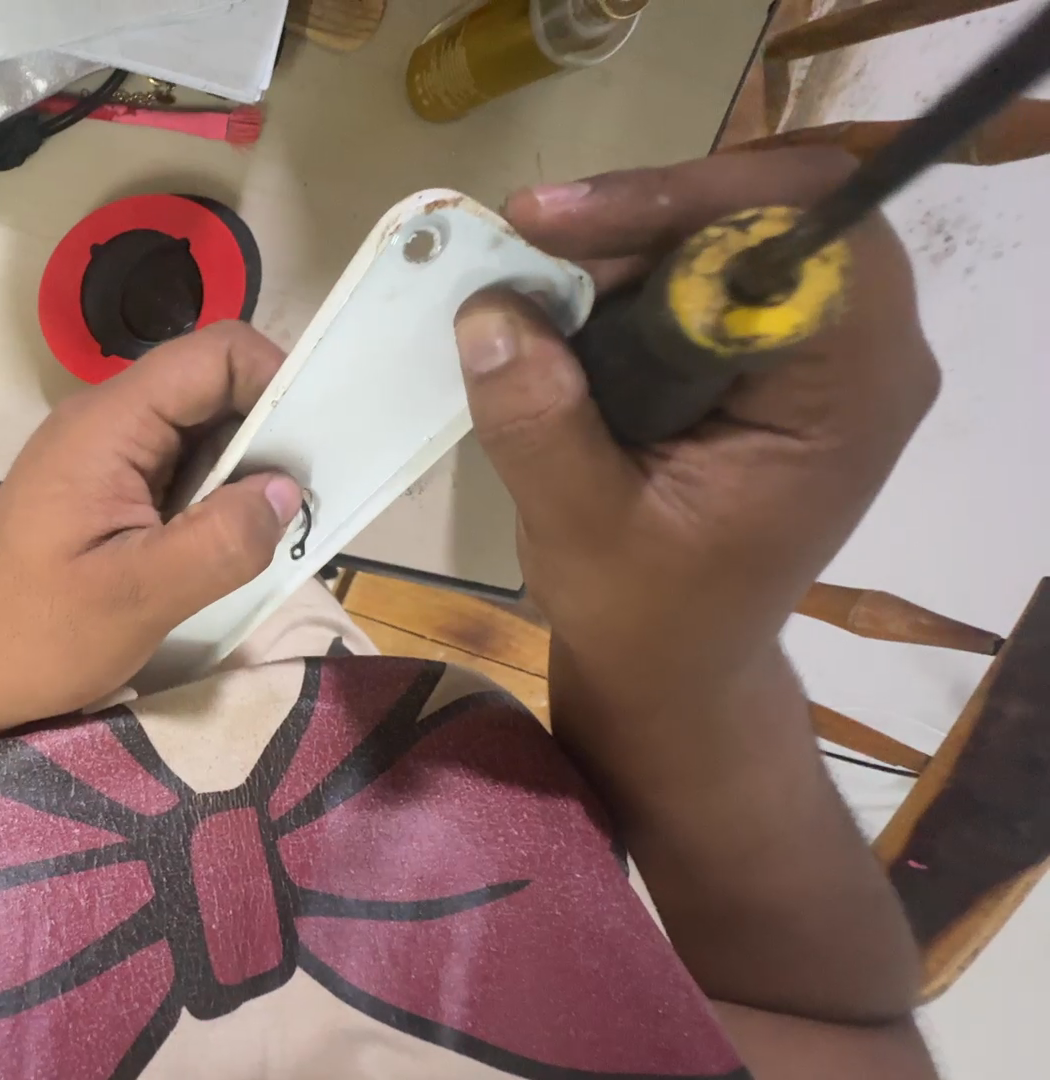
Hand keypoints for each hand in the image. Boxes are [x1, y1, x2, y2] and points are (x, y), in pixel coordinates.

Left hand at [0, 322, 303, 734]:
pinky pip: (175, 470)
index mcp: (107, 425)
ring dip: (242, 473)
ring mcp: (101, 456)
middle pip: (209, 388)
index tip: (318, 445)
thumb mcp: (137, 597)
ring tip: (276, 528)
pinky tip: (231, 542)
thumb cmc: (35, 636)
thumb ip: (220, 541)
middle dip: (267, 434)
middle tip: (307, 501)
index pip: (213, 354)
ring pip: (197, 432)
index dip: (277, 380)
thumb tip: (286, 491)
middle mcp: (104, 422)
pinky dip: (213, 497)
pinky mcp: (103, 490)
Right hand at [457, 149, 938, 703]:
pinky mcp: (746, 372)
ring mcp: (797, 360)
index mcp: (842, 394)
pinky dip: (612, 288)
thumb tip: (487, 315)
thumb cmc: (641, 610)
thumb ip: (538, 425)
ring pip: (720, 246)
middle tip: (519, 249)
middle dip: (634, 222)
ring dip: (614, 253)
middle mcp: (845, 356)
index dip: (675, 205)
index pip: (797, 237)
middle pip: (763, 221)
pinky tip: (550, 317)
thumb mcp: (577, 526)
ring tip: (521, 286)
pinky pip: (688, 291)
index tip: (544, 225)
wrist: (667, 656)